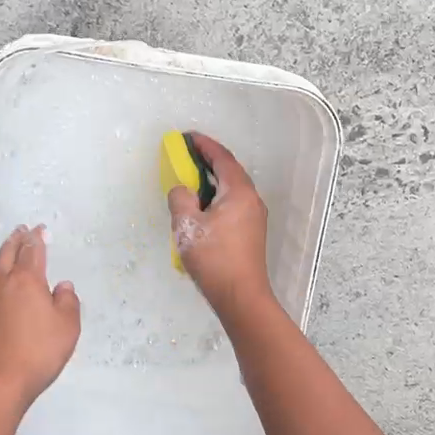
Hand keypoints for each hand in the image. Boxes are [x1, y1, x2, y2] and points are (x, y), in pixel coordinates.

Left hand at [0, 225, 81, 404]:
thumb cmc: (38, 352)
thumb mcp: (67, 328)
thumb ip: (67, 302)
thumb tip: (62, 286)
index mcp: (26, 279)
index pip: (32, 250)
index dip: (37, 238)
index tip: (40, 230)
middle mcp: (2, 283)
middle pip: (8, 253)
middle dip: (16, 240)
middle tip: (21, 230)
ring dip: (1, 255)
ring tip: (6, 250)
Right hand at [167, 132, 274, 318]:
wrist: (241, 297)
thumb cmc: (214, 258)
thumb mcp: (187, 225)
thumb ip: (180, 199)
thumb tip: (182, 190)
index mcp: (239, 192)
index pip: (222, 158)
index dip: (204, 145)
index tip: (187, 137)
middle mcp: (251, 200)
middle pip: (229, 172)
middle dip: (208, 161)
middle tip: (186, 156)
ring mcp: (254, 218)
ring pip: (231, 189)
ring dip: (212, 181)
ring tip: (190, 181)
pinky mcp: (251, 233)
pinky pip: (233, 204)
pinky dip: (216, 197)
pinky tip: (202, 208)